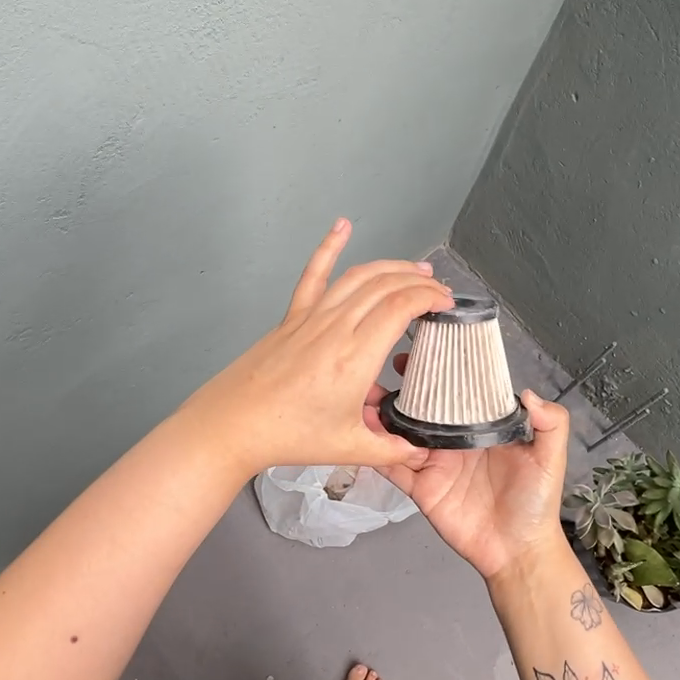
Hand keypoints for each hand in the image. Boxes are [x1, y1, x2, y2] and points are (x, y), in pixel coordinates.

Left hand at [180, 218, 453, 474]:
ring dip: (391, 266)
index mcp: (354, 357)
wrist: (233, 424)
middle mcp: (336, 328)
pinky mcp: (292, 318)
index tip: (446, 303)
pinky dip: (328, 246)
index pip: (401, 307)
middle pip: (385, 285)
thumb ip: (389, 450)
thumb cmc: (287, 435)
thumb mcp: (348, 448)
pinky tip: (341, 226)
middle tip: (439, 289)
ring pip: (358, 276)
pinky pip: (314, 274)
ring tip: (415, 268)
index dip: (429, 297)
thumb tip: (418, 453)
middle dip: (419, 281)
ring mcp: (312, 317)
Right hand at [370, 363, 572, 581]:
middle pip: (423, 408)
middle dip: (403, 388)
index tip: (424, 351)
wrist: (518, 550)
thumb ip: (551, 423)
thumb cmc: (536, 501)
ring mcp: (434, 463)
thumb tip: (527, 392)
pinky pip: (395, 468)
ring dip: (382, 417)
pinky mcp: (421, 487)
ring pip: (402, 434)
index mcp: (481, 427)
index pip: (457, 393)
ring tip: (362, 397)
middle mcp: (454, 440)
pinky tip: (361, 435)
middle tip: (383, 368)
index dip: (441, 372)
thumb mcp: (551, 458)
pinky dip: (378, 453)